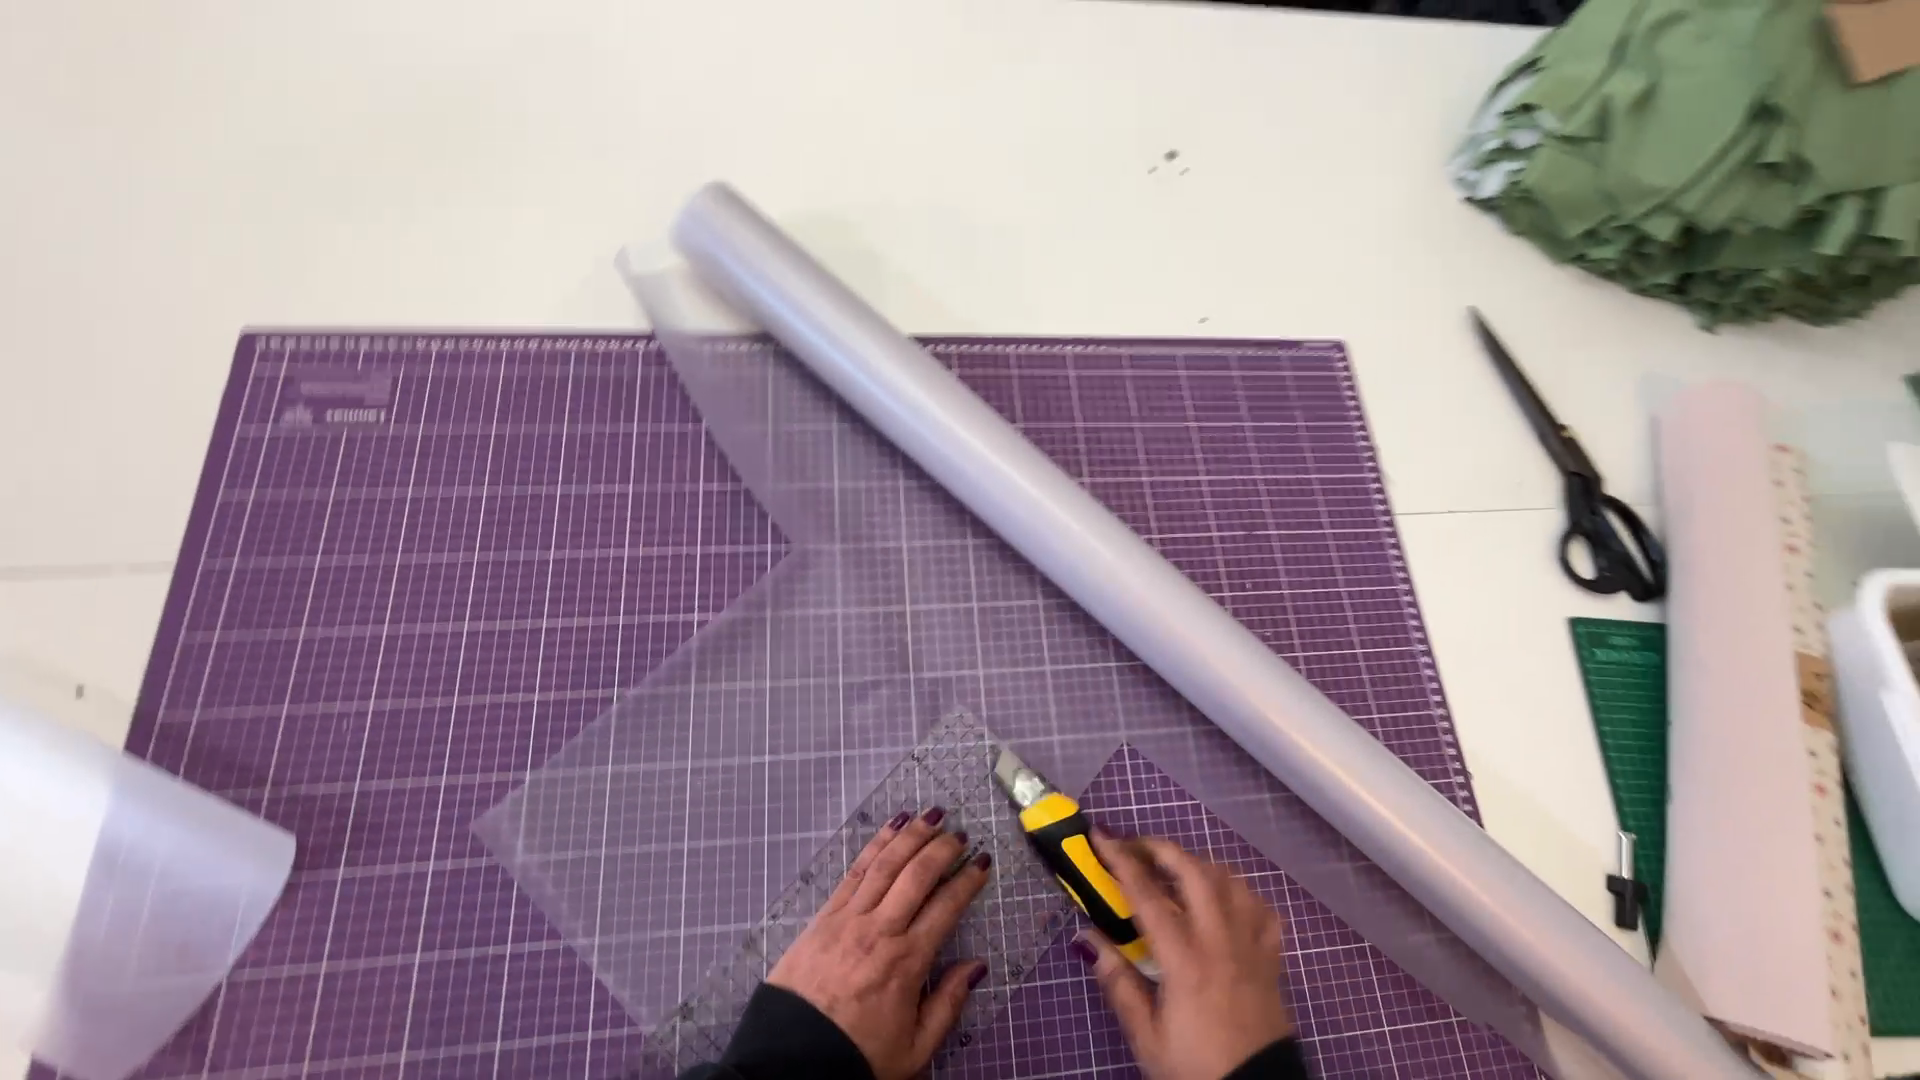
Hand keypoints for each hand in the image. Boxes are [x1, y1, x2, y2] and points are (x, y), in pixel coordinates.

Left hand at [767, 806, 993, 1079]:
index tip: (982, 861)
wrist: (788, 1065)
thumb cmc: (857, 1058)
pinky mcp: (824, 916)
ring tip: (931, 815)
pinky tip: (890, 828)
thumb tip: (976, 965)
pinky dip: (875, 845)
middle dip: (942, 849)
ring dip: (911, 835)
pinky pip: (855, 871)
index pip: (946, 907)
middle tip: (959, 833)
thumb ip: (949, 1003)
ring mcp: (849, 919)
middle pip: (917, 875)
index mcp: (907, 963)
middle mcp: (880, 931)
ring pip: (886, 865)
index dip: (968, 880)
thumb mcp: (915, 1049)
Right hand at [1076, 834, 1292, 1079]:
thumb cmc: (1197, 1070)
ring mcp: (1251, 946)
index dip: (1121, 860)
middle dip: (1162, 849)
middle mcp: (1219, 941)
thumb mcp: (1148, 1038)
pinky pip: (1261, 909)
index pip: (1147, 895)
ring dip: (1199, 866)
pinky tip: (1224, 901)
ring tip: (1176, 871)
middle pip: (1194, 872)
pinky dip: (1240, 894)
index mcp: (1184, 960)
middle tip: (1136, 847)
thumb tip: (1088, 939)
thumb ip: (1119, 984)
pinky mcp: (1272, 960)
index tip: (1101, 835)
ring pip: (1230, 881)